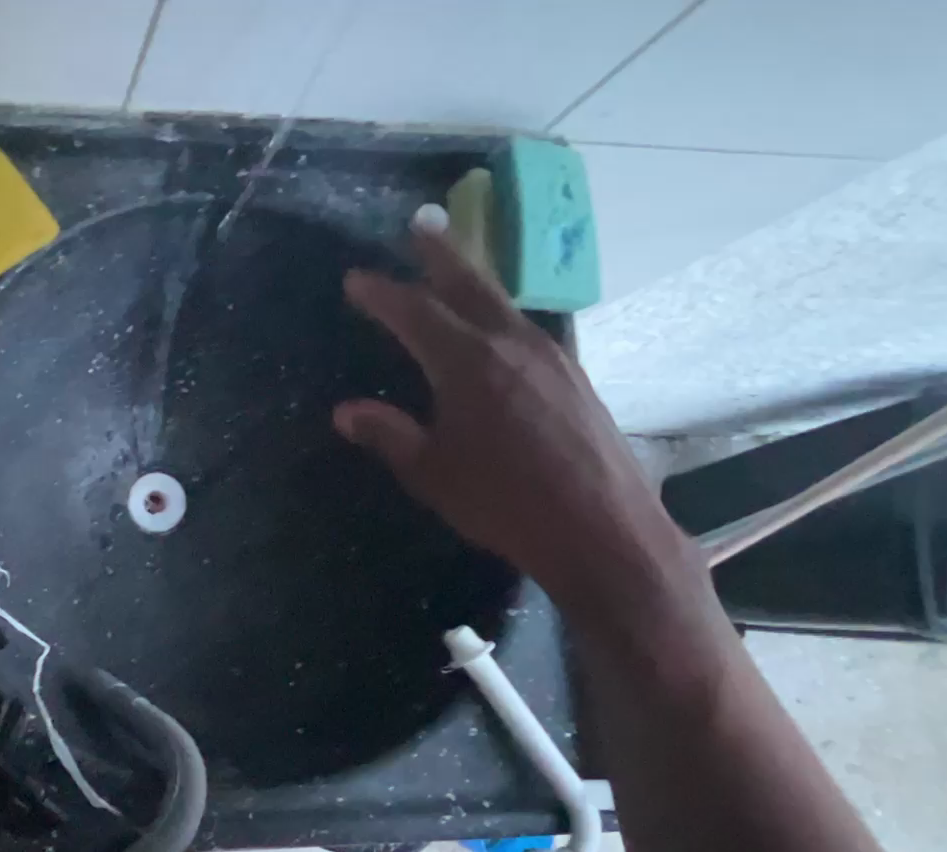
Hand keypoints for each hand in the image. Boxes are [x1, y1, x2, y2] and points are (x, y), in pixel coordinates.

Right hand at [335, 217, 683, 594]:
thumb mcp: (430, 472)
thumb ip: (388, 434)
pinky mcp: (573, 376)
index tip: (356, 280)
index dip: (382, 294)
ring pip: (502, 304)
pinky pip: (524, 328)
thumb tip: (346, 411)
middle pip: (470, 285)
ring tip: (452, 269)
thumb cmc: (502, 502)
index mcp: (469, 364)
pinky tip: (492, 329)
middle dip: (440, 254)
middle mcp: (513, 345)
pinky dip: (496, 315)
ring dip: (472, 281)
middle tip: (419, 227)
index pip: (416, 314)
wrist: (600, 529)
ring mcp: (551, 356)